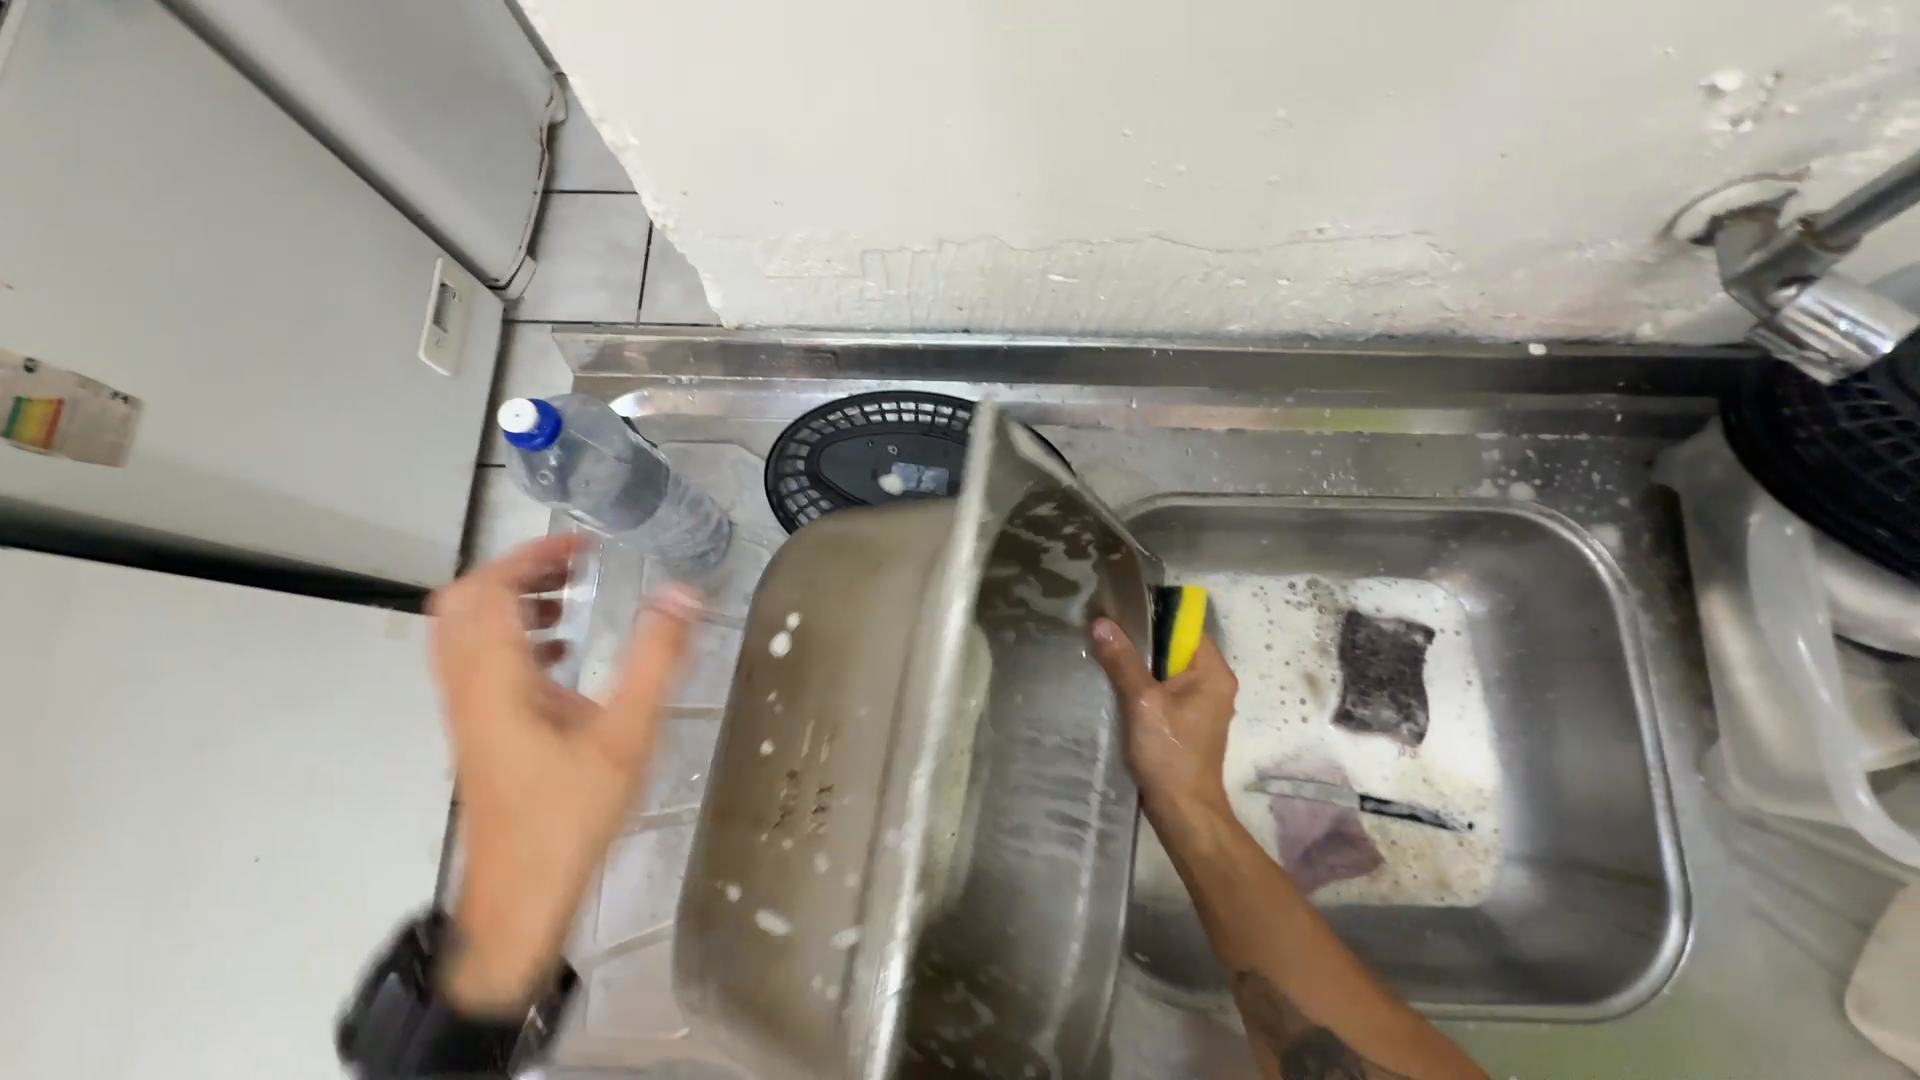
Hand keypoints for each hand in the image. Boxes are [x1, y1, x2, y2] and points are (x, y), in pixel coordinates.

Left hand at [427, 534, 699, 1014]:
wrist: (519, 895)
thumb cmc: (571, 814)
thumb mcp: (627, 735)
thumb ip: (657, 660)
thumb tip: (683, 593)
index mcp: (497, 679)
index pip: (490, 590)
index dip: (531, 556)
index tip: (584, 545)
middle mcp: (470, 687)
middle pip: (466, 603)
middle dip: (519, 572)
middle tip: (575, 566)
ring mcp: (468, 711)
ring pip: (468, 633)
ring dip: (513, 603)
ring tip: (573, 599)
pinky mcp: (479, 732)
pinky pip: (481, 663)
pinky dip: (515, 640)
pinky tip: (565, 655)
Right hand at [1088, 616, 1238, 820]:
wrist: (1182, 810)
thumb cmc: (1169, 754)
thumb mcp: (1143, 702)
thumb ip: (1123, 661)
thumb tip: (1101, 622)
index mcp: (1213, 672)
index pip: (1186, 626)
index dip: (1153, 616)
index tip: (1119, 612)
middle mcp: (1213, 683)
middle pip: (1173, 646)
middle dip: (1140, 641)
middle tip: (1104, 634)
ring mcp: (1200, 703)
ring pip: (1165, 669)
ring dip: (1138, 664)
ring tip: (1105, 656)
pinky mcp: (1185, 721)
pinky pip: (1163, 690)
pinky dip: (1142, 686)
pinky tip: (1116, 687)